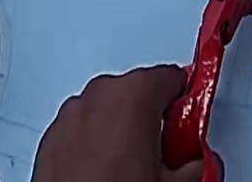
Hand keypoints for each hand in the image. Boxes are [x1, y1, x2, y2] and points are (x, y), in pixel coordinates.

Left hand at [32, 65, 207, 181]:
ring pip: (108, 109)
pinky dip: (93, 142)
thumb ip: (194, 160)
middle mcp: (101, 93)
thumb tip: (200, 161)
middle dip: (151, 118)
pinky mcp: (51, 137)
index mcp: (134, 94)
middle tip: (161, 155)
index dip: (184, 101)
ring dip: (120, 129)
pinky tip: (102, 174)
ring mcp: (72, 113)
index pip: (171, 78)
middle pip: (138, 92)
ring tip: (128, 170)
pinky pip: (82, 127)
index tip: (189, 120)